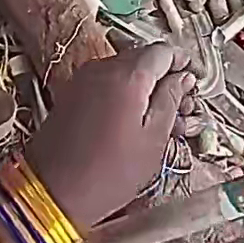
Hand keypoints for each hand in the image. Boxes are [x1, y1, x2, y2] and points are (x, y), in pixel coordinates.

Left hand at [25, 44, 195, 226]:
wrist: (50, 192)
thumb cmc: (109, 173)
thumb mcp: (152, 140)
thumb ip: (170, 100)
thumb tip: (182, 77)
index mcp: (128, 74)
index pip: (163, 51)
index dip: (182, 63)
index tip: (194, 83)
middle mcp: (104, 66)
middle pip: (144, 58)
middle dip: (166, 78)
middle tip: (183, 109)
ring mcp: (85, 77)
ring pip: (126, 70)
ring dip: (146, 87)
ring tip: (162, 122)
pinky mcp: (73, 91)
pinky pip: (108, 82)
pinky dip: (126, 93)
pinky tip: (135, 121)